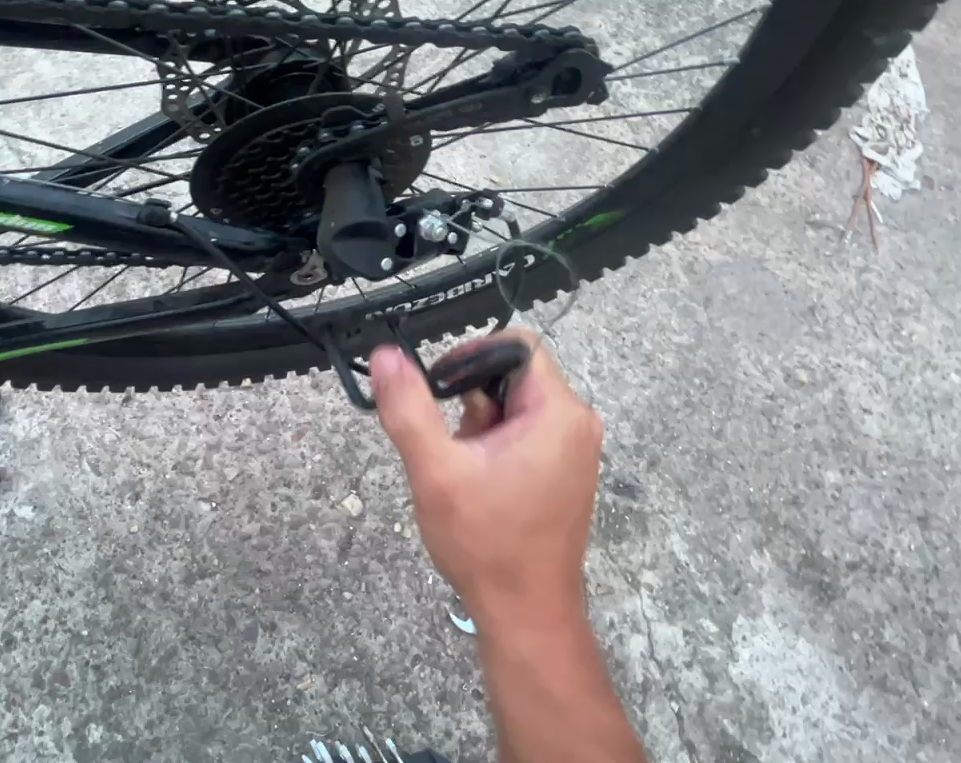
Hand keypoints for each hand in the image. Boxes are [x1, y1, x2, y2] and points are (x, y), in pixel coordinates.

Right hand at [371, 330, 603, 629]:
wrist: (526, 615)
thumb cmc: (485, 542)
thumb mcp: (435, 470)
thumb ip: (407, 406)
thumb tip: (384, 353)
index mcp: (558, 413)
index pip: (518, 345)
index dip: (473, 352)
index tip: (440, 385)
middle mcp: (576, 423)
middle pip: (514, 374)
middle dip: (472, 396)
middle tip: (451, 440)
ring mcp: (574, 449)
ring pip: (515, 404)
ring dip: (479, 422)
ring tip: (463, 466)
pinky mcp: (565, 470)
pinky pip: (525, 430)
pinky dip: (494, 441)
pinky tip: (478, 479)